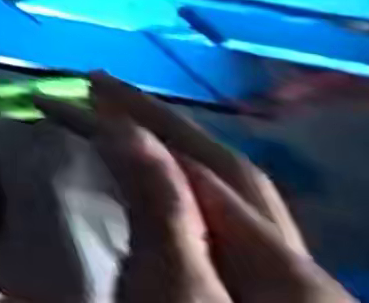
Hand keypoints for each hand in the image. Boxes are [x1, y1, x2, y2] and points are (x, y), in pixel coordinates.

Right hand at [40, 73, 355, 302]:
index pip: (197, 162)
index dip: (131, 118)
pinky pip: (234, 231)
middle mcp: (306, 275)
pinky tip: (162, 190)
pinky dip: (189, 192)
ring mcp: (299, 301)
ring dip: (177, 152)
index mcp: (284, 266)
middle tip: (95, 87)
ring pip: (238, 203)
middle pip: (232, 175)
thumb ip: (160, 205)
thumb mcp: (174, 292)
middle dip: (162, 122)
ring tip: (120, 123)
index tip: (62, 90)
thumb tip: (124, 124)